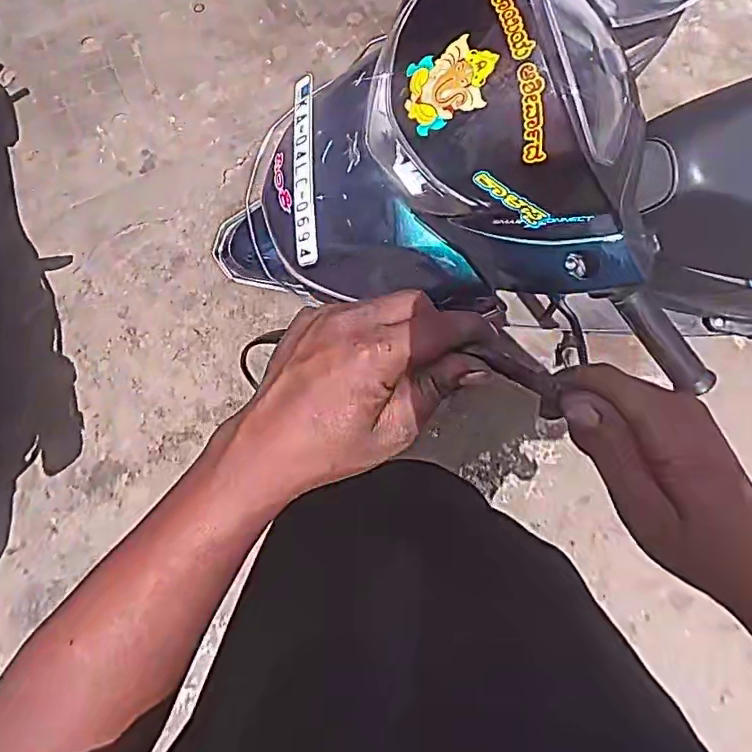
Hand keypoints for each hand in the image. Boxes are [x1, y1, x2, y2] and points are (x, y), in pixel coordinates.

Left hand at [224, 292, 493, 499]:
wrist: (265, 448)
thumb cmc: (323, 450)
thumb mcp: (395, 430)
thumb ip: (436, 388)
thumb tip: (469, 365)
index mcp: (372, 354)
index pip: (437, 325)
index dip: (469, 328)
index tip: (485, 336)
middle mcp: (348, 324)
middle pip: (416, 301)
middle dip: (440, 321)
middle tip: (451, 350)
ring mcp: (326, 316)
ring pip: (388, 301)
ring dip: (409, 321)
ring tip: (409, 357)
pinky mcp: (312, 316)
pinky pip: (359, 307)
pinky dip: (376, 322)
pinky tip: (374, 352)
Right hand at [559, 365, 751, 674]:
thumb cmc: (702, 547)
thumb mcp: (641, 509)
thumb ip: (608, 450)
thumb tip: (577, 404)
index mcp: (672, 427)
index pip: (606, 379)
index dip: (569, 385)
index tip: (548, 405)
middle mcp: (685, 409)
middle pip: (614, 382)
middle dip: (581, 399)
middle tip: (561, 430)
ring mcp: (692, 411)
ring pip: (626, 391)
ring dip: (599, 409)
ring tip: (588, 446)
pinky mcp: (692, 419)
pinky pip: (642, 403)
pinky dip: (619, 418)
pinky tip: (617, 450)